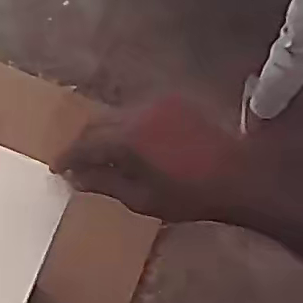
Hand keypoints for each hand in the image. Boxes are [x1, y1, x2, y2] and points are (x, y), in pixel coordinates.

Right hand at [56, 96, 264, 223]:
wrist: (245, 177)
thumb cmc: (192, 196)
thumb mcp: (142, 199)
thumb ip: (104, 184)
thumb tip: (76, 178)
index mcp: (128, 137)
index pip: (84, 142)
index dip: (68, 156)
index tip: (57, 169)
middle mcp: (139, 112)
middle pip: (97, 123)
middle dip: (83, 143)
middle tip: (75, 164)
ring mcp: (160, 104)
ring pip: (117, 116)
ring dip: (104, 134)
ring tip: (101, 157)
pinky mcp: (176, 103)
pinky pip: (138, 113)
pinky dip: (126, 128)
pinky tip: (130, 146)